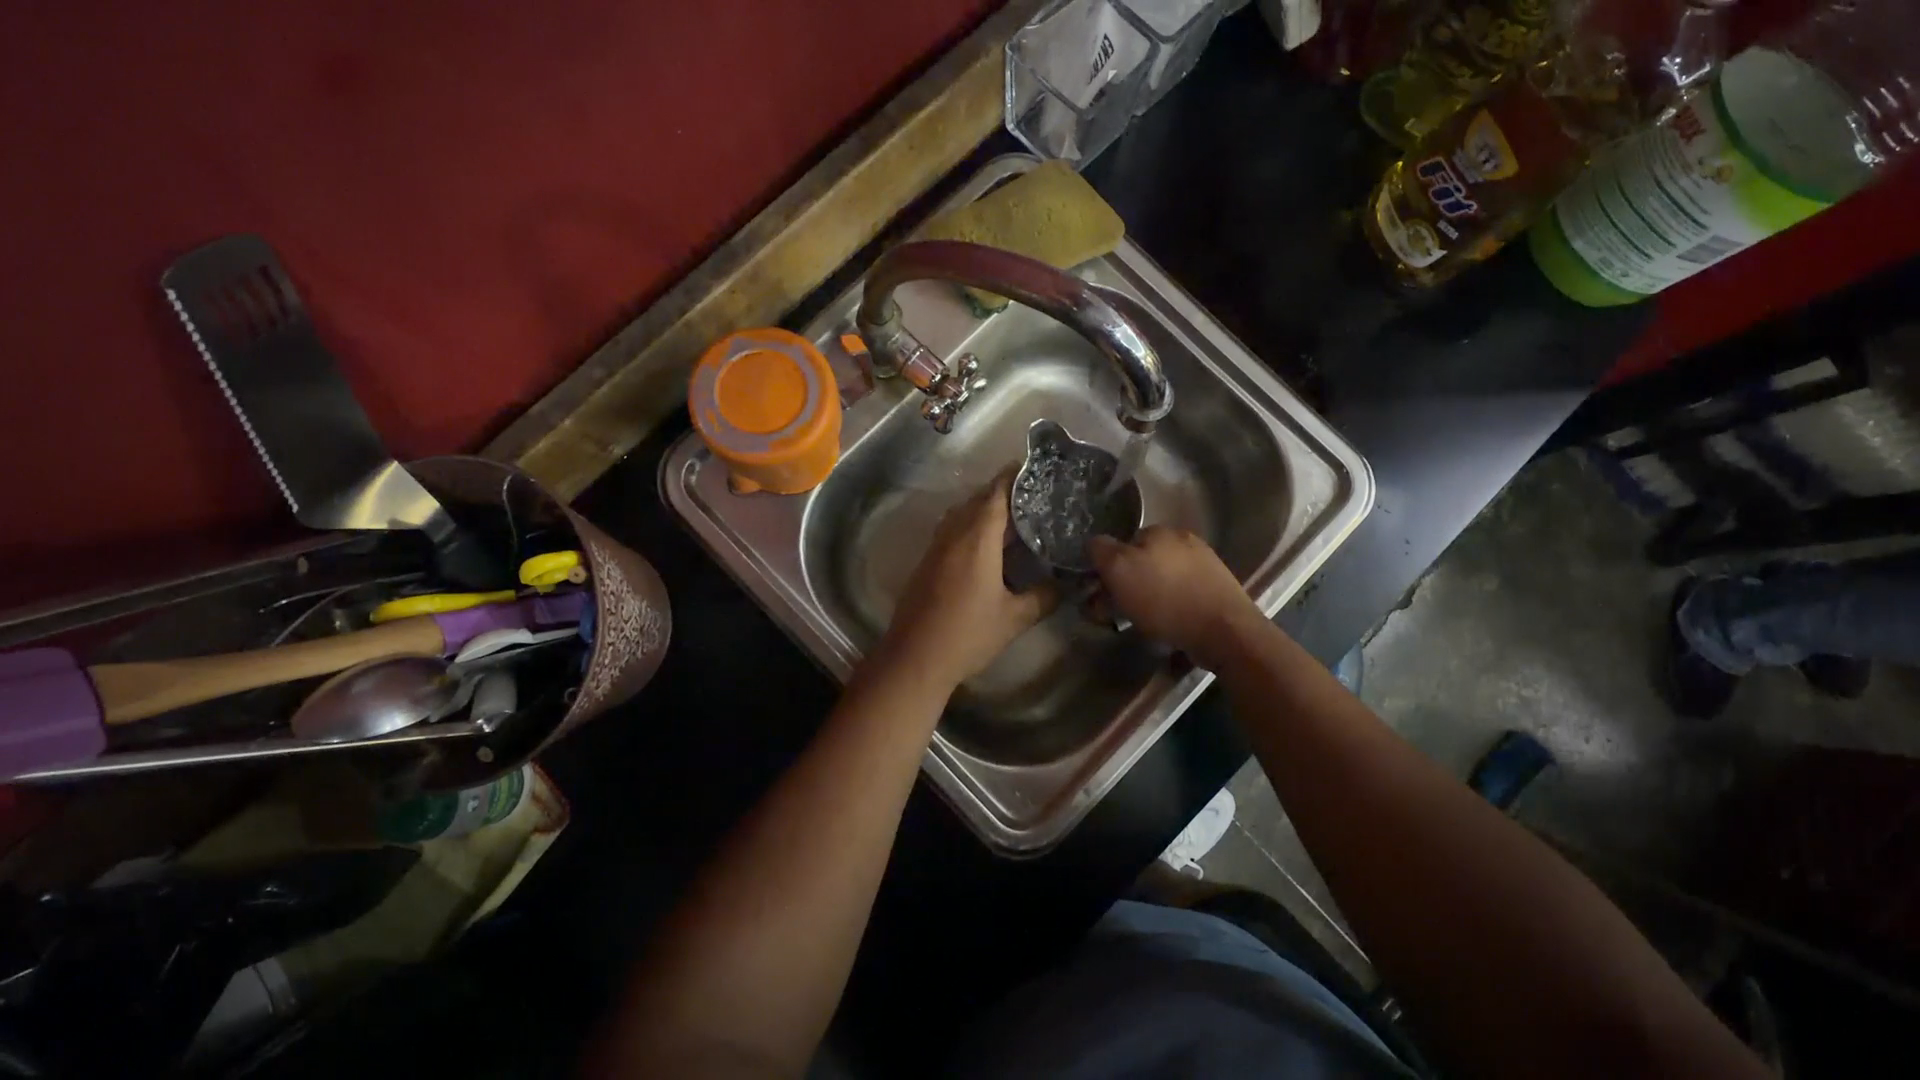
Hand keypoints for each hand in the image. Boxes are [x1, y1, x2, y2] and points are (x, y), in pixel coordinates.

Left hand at [877, 476, 1055, 689]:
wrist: (915, 658)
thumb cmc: (968, 635)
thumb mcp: (1015, 618)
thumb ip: (1044, 596)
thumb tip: (1066, 584)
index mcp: (977, 539)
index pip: (997, 493)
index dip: (1015, 477)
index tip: (1035, 467)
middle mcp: (954, 535)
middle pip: (978, 500)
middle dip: (1004, 492)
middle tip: (1034, 494)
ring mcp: (936, 548)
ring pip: (963, 515)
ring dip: (986, 510)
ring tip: (1016, 517)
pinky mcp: (927, 563)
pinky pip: (952, 532)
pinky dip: (972, 527)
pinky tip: (990, 546)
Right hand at [1089, 526, 1262, 669]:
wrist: (1223, 630)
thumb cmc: (1165, 598)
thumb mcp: (1119, 570)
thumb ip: (1101, 550)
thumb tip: (1094, 544)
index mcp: (1161, 531)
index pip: (1122, 543)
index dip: (1108, 568)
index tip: (1102, 594)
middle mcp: (1184, 541)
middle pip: (1143, 562)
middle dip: (1127, 585)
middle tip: (1117, 613)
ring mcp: (1205, 564)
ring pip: (1162, 579)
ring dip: (1148, 598)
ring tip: (1142, 623)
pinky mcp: (1218, 589)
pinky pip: (1182, 594)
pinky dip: (1170, 607)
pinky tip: (1168, 625)